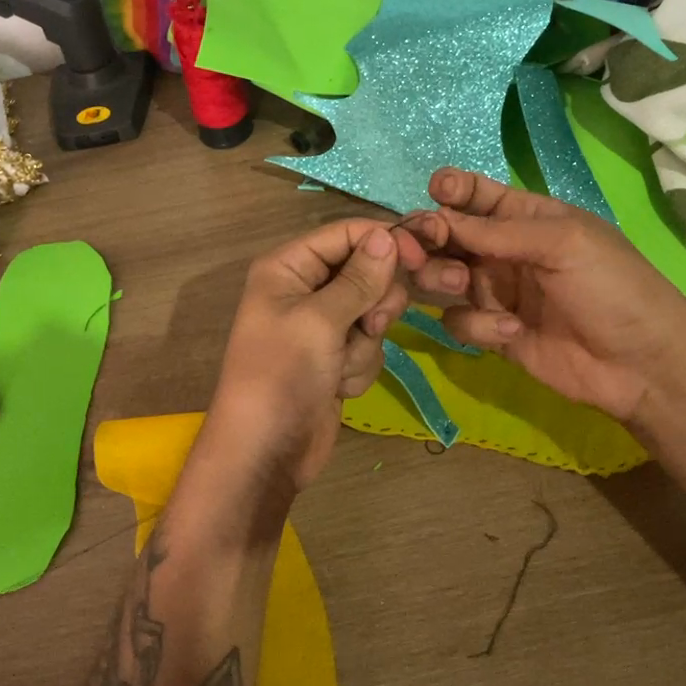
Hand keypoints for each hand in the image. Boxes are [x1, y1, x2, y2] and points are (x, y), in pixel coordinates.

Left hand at [211, 219, 408, 491]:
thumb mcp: (321, 320)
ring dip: (365, 343)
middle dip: (374, 303)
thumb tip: (387, 234)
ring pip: (372, 313)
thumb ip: (359, 278)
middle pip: (366, 272)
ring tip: (339, 365)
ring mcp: (321, 326)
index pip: (345, 234)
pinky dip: (360, 366)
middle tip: (370, 325)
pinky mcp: (335, 357)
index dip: (383, 241)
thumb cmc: (283, 374)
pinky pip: (368, 346)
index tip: (419, 259)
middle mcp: (304, 288)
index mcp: (288, 266)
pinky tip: (338, 387)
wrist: (266, 451)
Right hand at [395, 168, 685, 421]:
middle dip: (429, 238)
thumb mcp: (563, 242)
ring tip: (462, 287)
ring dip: (441, 278)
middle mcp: (504, 252)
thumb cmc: (613, 287)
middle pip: (447, 236)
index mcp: (526, 218)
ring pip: (443, 278)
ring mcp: (497, 293)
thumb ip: (497, 231)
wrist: (645, 366)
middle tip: (418, 248)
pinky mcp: (494, 334)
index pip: (476, 195)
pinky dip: (475, 324)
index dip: (450, 190)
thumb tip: (435, 217)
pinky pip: (459, 322)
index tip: (434, 192)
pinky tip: (510, 331)